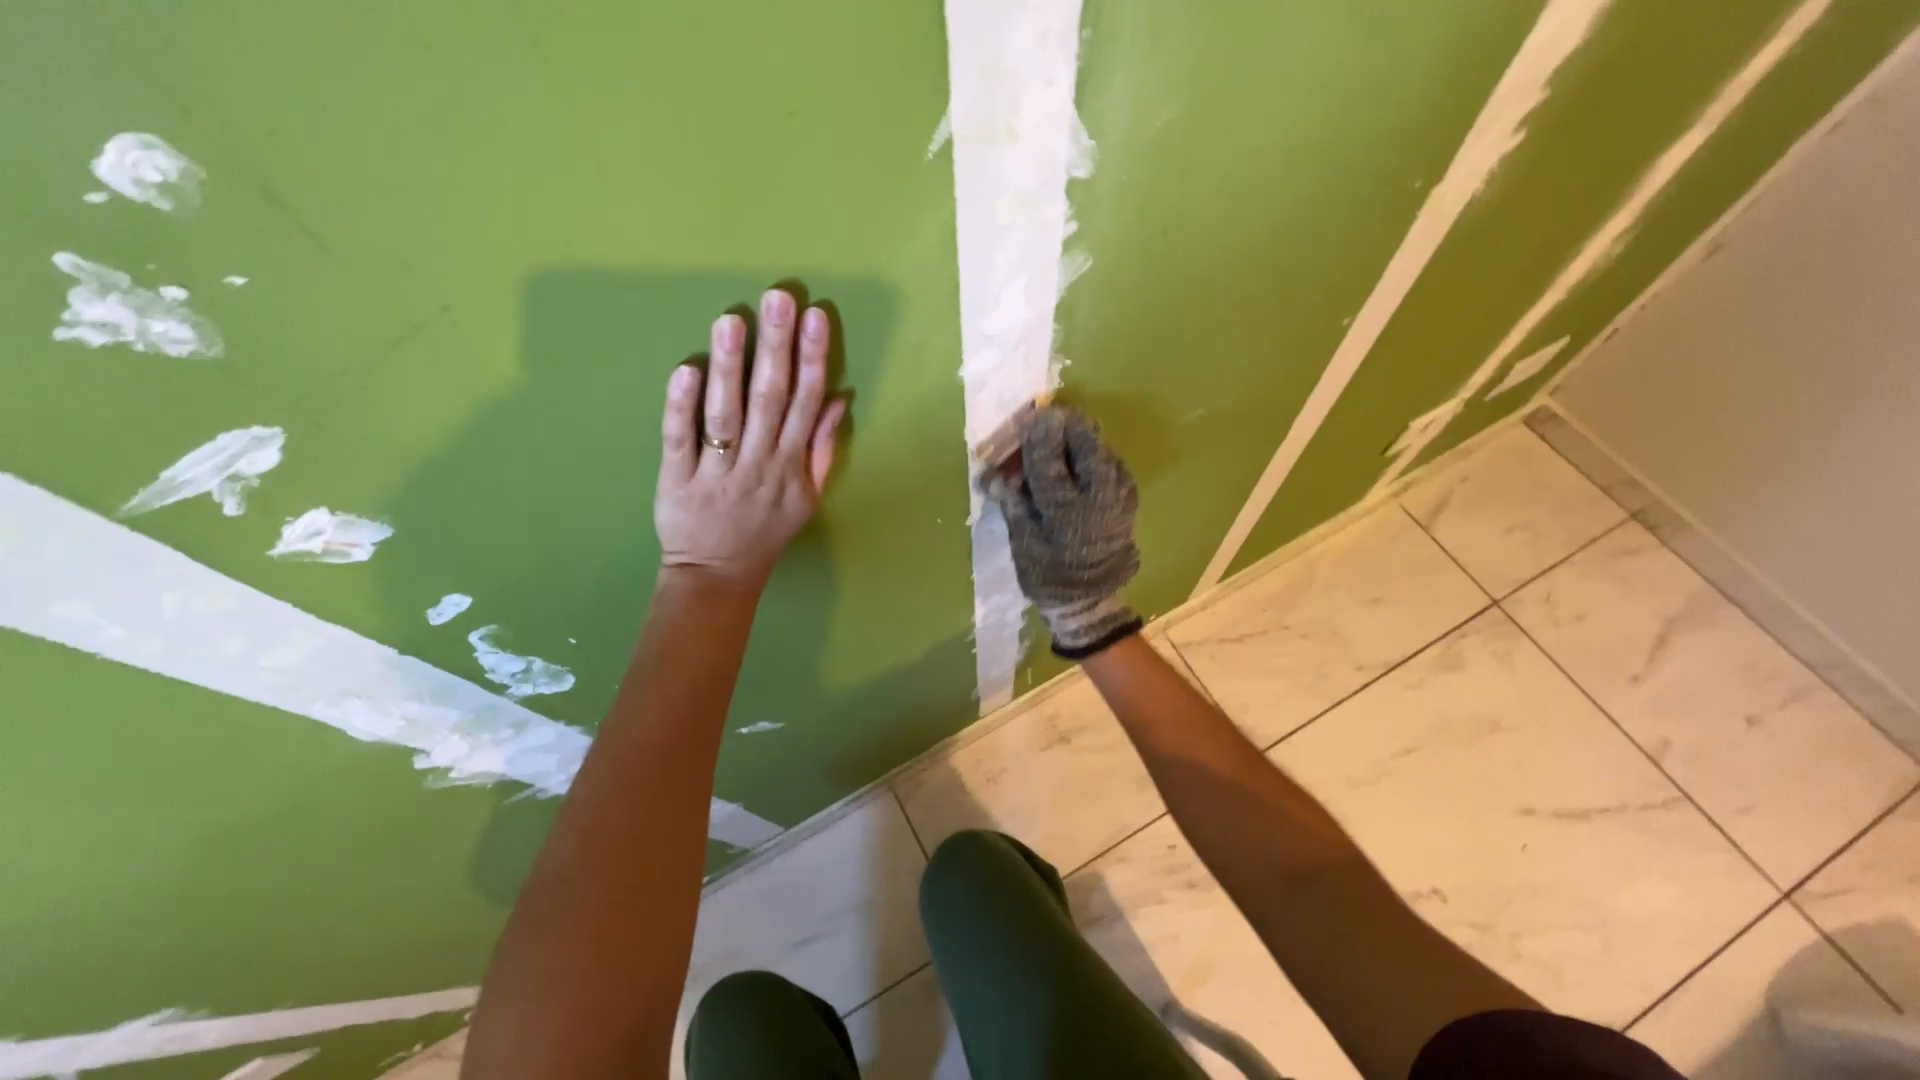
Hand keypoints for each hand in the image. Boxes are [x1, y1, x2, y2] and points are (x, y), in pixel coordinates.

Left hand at [655, 289, 847, 587]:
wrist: (719, 575)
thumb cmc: (766, 530)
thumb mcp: (808, 496)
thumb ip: (822, 448)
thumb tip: (839, 398)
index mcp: (791, 466)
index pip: (805, 404)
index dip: (812, 359)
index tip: (816, 317)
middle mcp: (759, 464)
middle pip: (770, 400)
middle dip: (776, 348)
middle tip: (778, 298)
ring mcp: (718, 472)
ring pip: (726, 415)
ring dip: (730, 367)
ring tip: (731, 320)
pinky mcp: (678, 480)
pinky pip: (681, 441)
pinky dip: (682, 407)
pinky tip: (686, 370)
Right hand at [982, 405, 1143, 657]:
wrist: (1089, 602)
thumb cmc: (1047, 576)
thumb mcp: (1022, 542)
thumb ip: (1012, 502)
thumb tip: (993, 473)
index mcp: (1064, 509)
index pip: (1050, 460)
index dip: (1039, 435)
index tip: (1031, 416)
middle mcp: (1096, 499)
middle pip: (1087, 446)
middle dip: (1069, 426)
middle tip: (1053, 416)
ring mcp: (1118, 499)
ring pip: (1105, 453)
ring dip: (1086, 438)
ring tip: (1069, 431)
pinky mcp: (1129, 503)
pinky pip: (1116, 468)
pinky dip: (1100, 455)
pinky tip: (1086, 456)